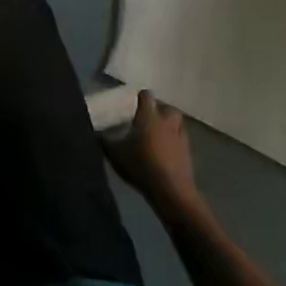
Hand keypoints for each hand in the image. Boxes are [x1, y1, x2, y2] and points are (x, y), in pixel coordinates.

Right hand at [105, 91, 201, 214]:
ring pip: (175, 123)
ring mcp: (180, 136)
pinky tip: (164, 152)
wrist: (171, 190)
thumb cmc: (141, 165)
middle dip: (157, 110)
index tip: (132, 104)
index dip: (139, 97)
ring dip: (168, 126)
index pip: (146, 95)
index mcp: (149, 116)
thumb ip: (105, 141)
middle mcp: (167, 121)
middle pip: (166, 107)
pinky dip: (173, 142)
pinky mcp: (188, 151)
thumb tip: (97, 133)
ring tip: (155, 136)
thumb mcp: (115, 154)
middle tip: (146, 120)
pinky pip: (180, 139)